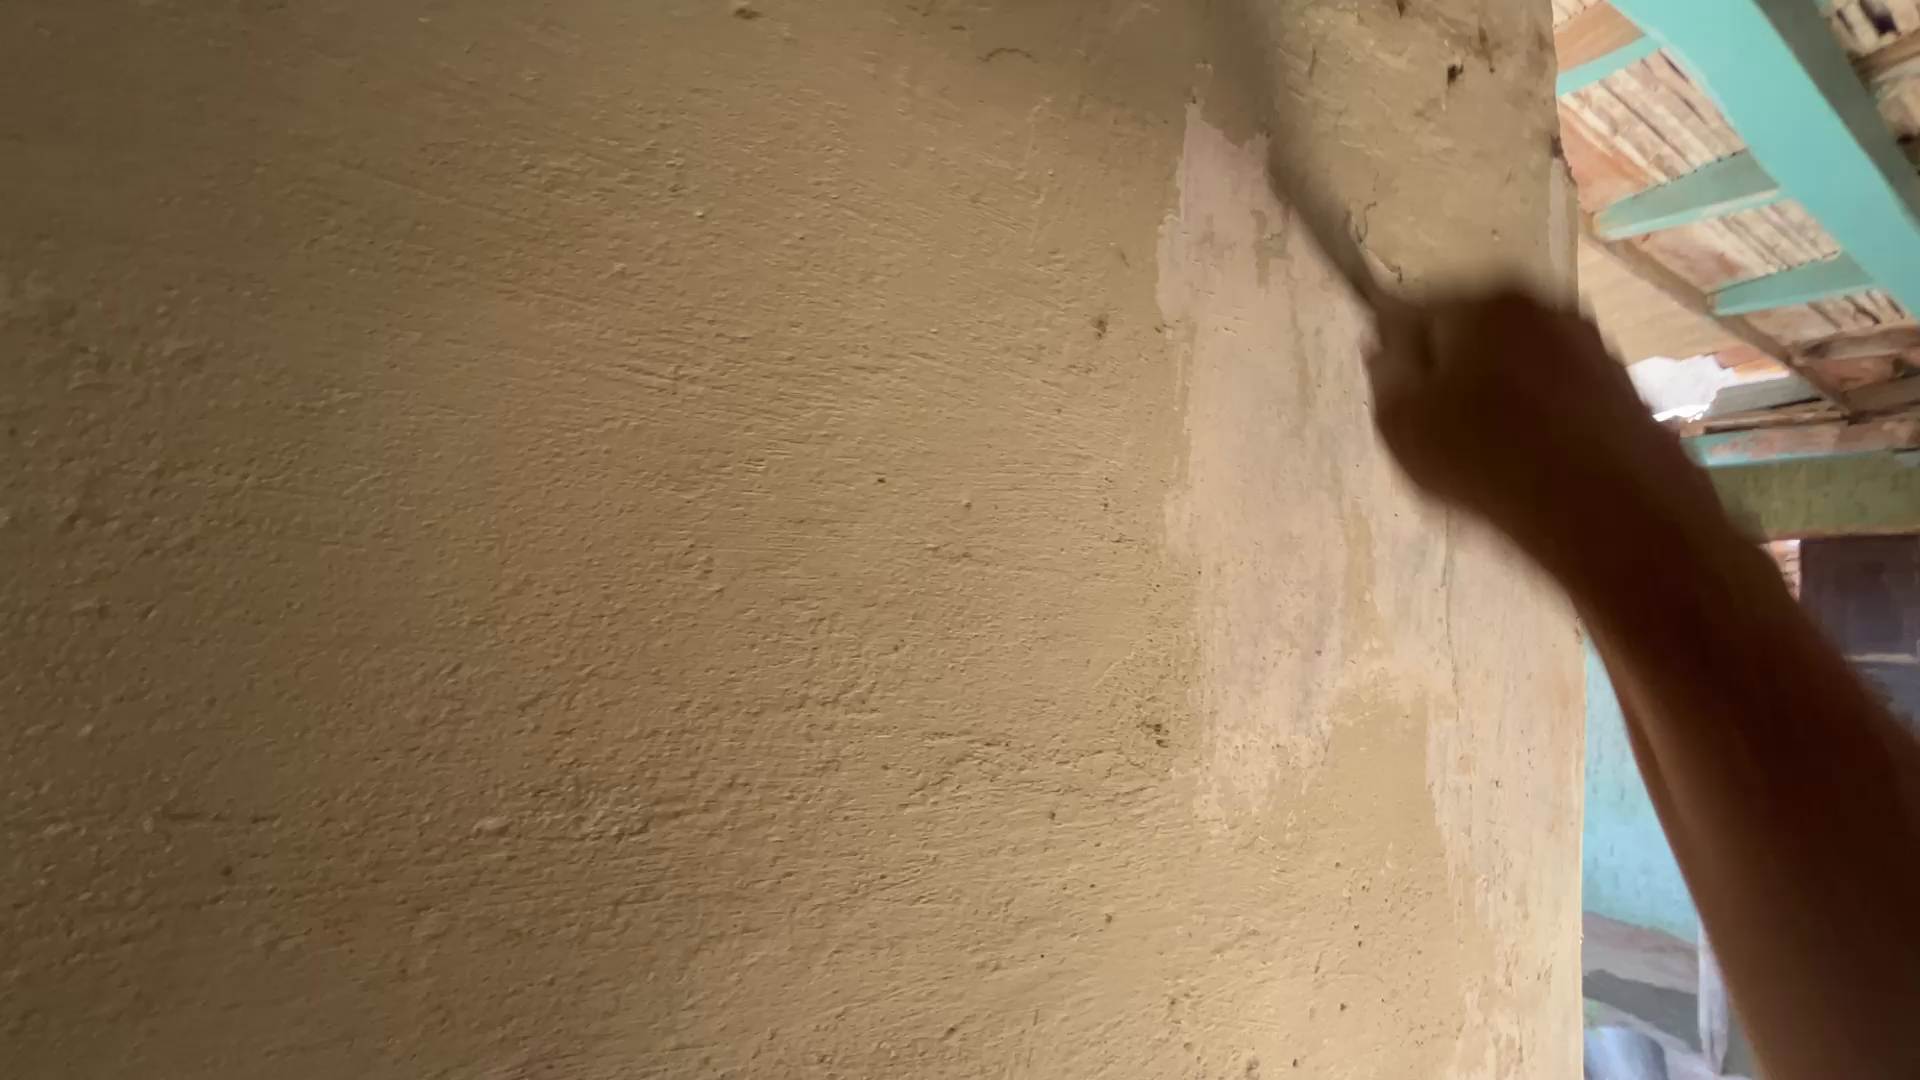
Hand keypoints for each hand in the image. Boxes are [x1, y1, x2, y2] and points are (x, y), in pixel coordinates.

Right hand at [1363, 286, 1723, 576]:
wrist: (1605, 509)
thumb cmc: (1482, 459)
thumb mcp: (1399, 421)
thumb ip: (1384, 373)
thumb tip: (1387, 348)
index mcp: (1480, 304)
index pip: (1410, 312)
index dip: (1394, 355)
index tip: (1390, 393)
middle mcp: (1540, 306)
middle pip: (1465, 333)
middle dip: (1444, 370)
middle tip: (1427, 424)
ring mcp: (1586, 342)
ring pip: (1508, 361)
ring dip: (1487, 393)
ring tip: (1474, 447)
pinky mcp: (1617, 382)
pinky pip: (1547, 388)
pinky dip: (1527, 412)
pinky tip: (1518, 454)